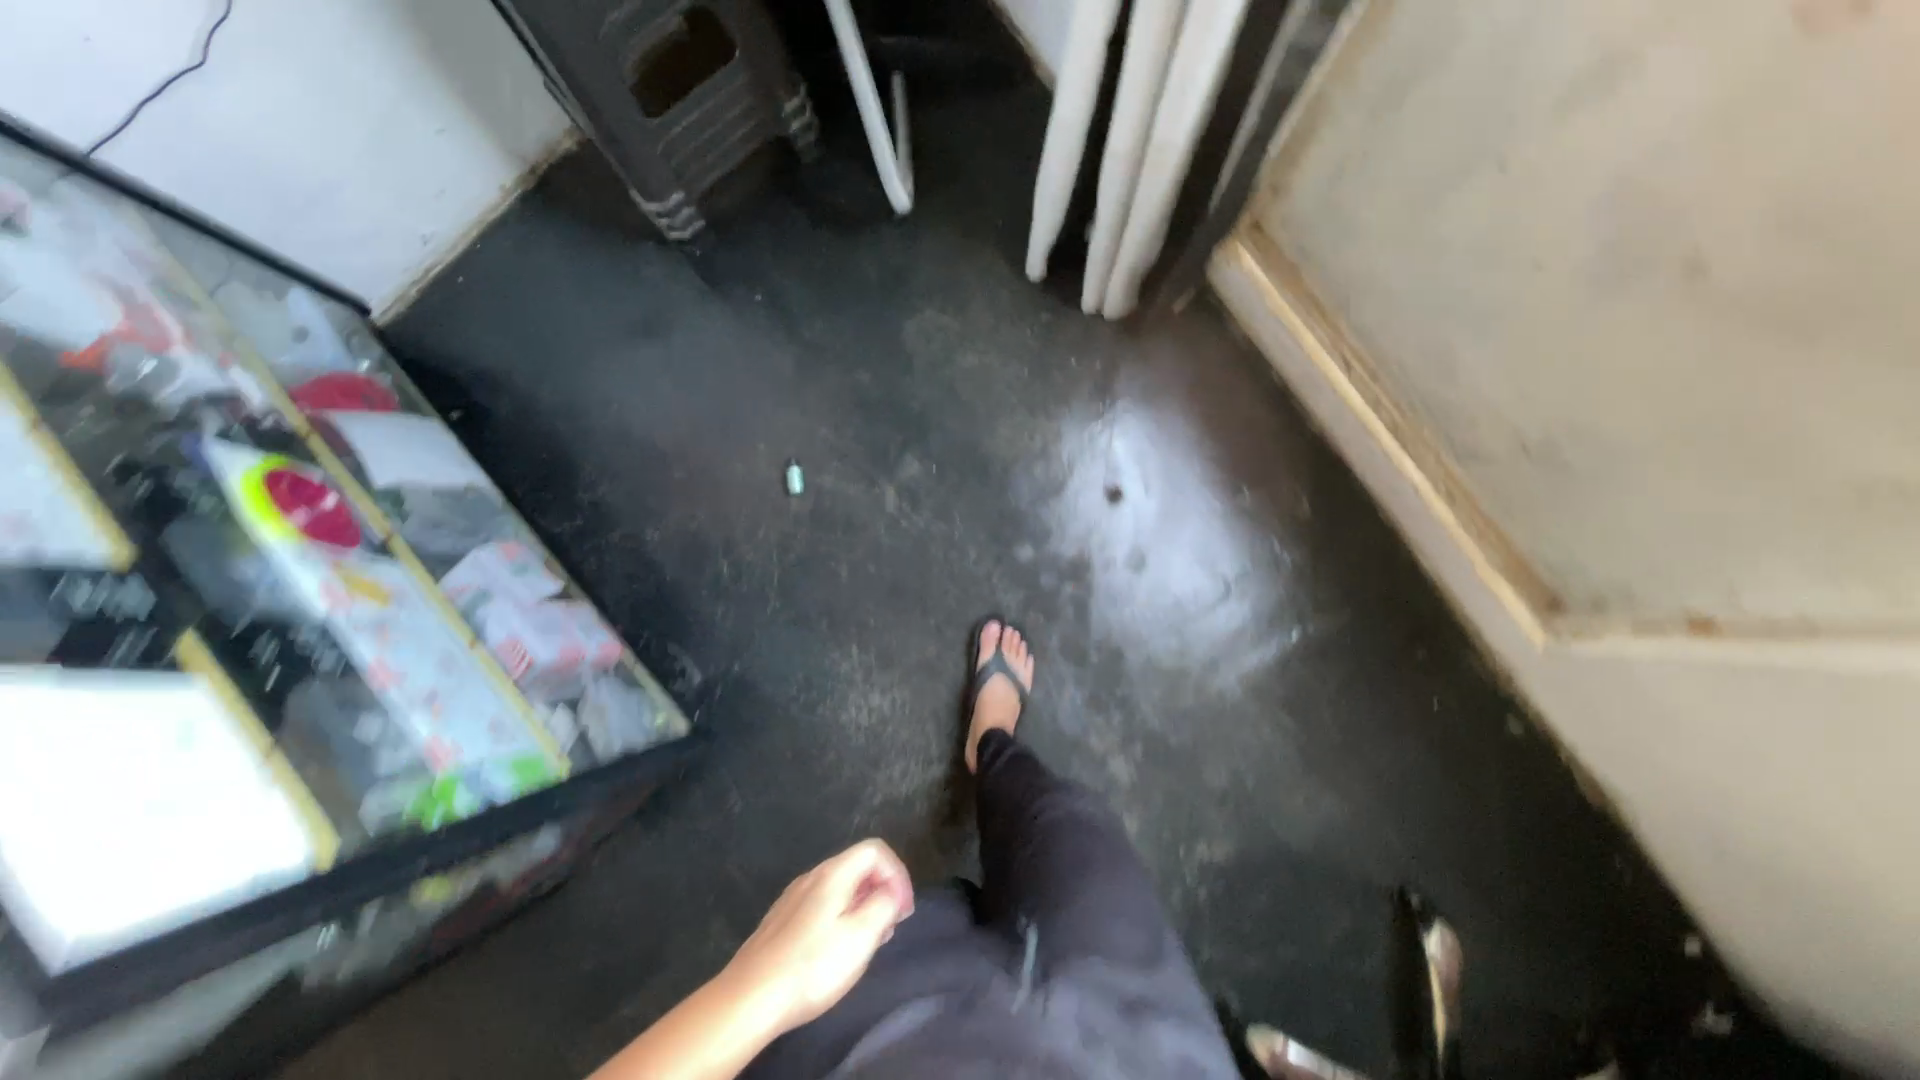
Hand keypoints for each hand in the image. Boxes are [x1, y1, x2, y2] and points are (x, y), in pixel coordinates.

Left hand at [722, 839, 914, 1035]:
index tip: (904, 911)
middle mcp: (811, 877)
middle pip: (857, 866)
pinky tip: (838, 950)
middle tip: (892, 927)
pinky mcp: (782, 921)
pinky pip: (822, 905)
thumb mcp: (861, 937)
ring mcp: (793, 898)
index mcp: (833, 874)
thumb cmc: (812, 966)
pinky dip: (842, 917)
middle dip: (882, 890)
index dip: (898, 874)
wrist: (749, 998)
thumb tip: (892, 890)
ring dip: (863, 905)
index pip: (875, 851)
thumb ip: (884, 905)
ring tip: (871, 941)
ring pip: (840, 888)